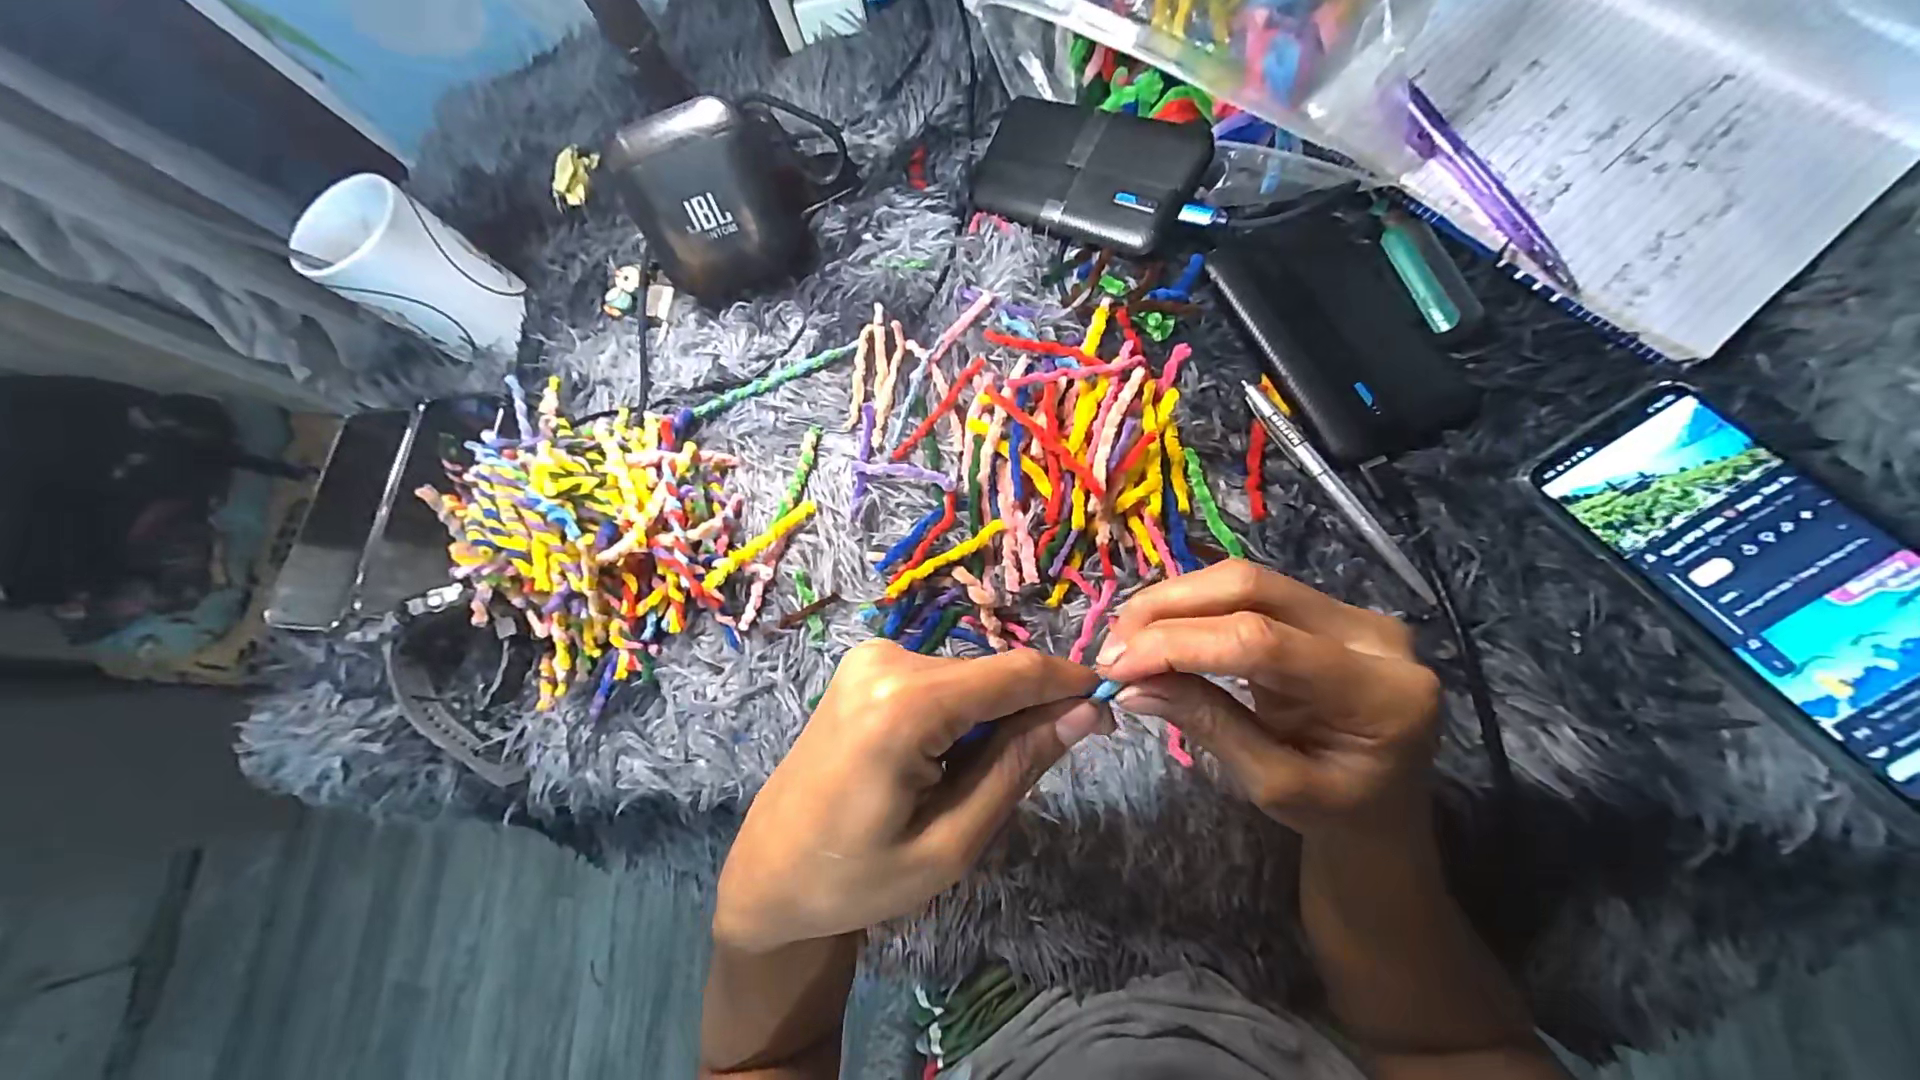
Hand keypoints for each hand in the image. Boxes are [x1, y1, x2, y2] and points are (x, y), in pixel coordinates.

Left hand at [713, 640, 1106, 952]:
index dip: (1069, 684)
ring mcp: (870, 657)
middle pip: (991, 674)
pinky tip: (942, 759)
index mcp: (904, 705)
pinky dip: (961, 712)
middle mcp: (886, 660)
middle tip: (1043, 767)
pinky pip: (939, 679)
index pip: (1015, 673)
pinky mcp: (865, 666)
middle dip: (1030, 710)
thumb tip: (1085, 712)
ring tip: (971, 780)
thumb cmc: (856, 878)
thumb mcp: (952, 841)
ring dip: (992, 717)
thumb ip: (1019, 765)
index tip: (1110, 707)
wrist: (767, 872)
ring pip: (968, 677)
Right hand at [1095, 561, 1440, 838]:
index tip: (1116, 667)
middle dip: (1167, 609)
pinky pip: (1247, 591)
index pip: (1262, 640)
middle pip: (1250, 588)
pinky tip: (1158, 629)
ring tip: (1126, 639)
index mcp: (1379, 692)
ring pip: (1242, 580)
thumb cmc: (1336, 814)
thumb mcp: (1272, 785)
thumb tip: (1130, 685)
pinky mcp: (1323, 610)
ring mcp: (1350, 614)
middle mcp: (1372, 634)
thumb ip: (1207, 724)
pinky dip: (1192, 606)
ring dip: (1172, 602)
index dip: (1178, 644)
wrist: (1382, 809)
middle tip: (1113, 647)